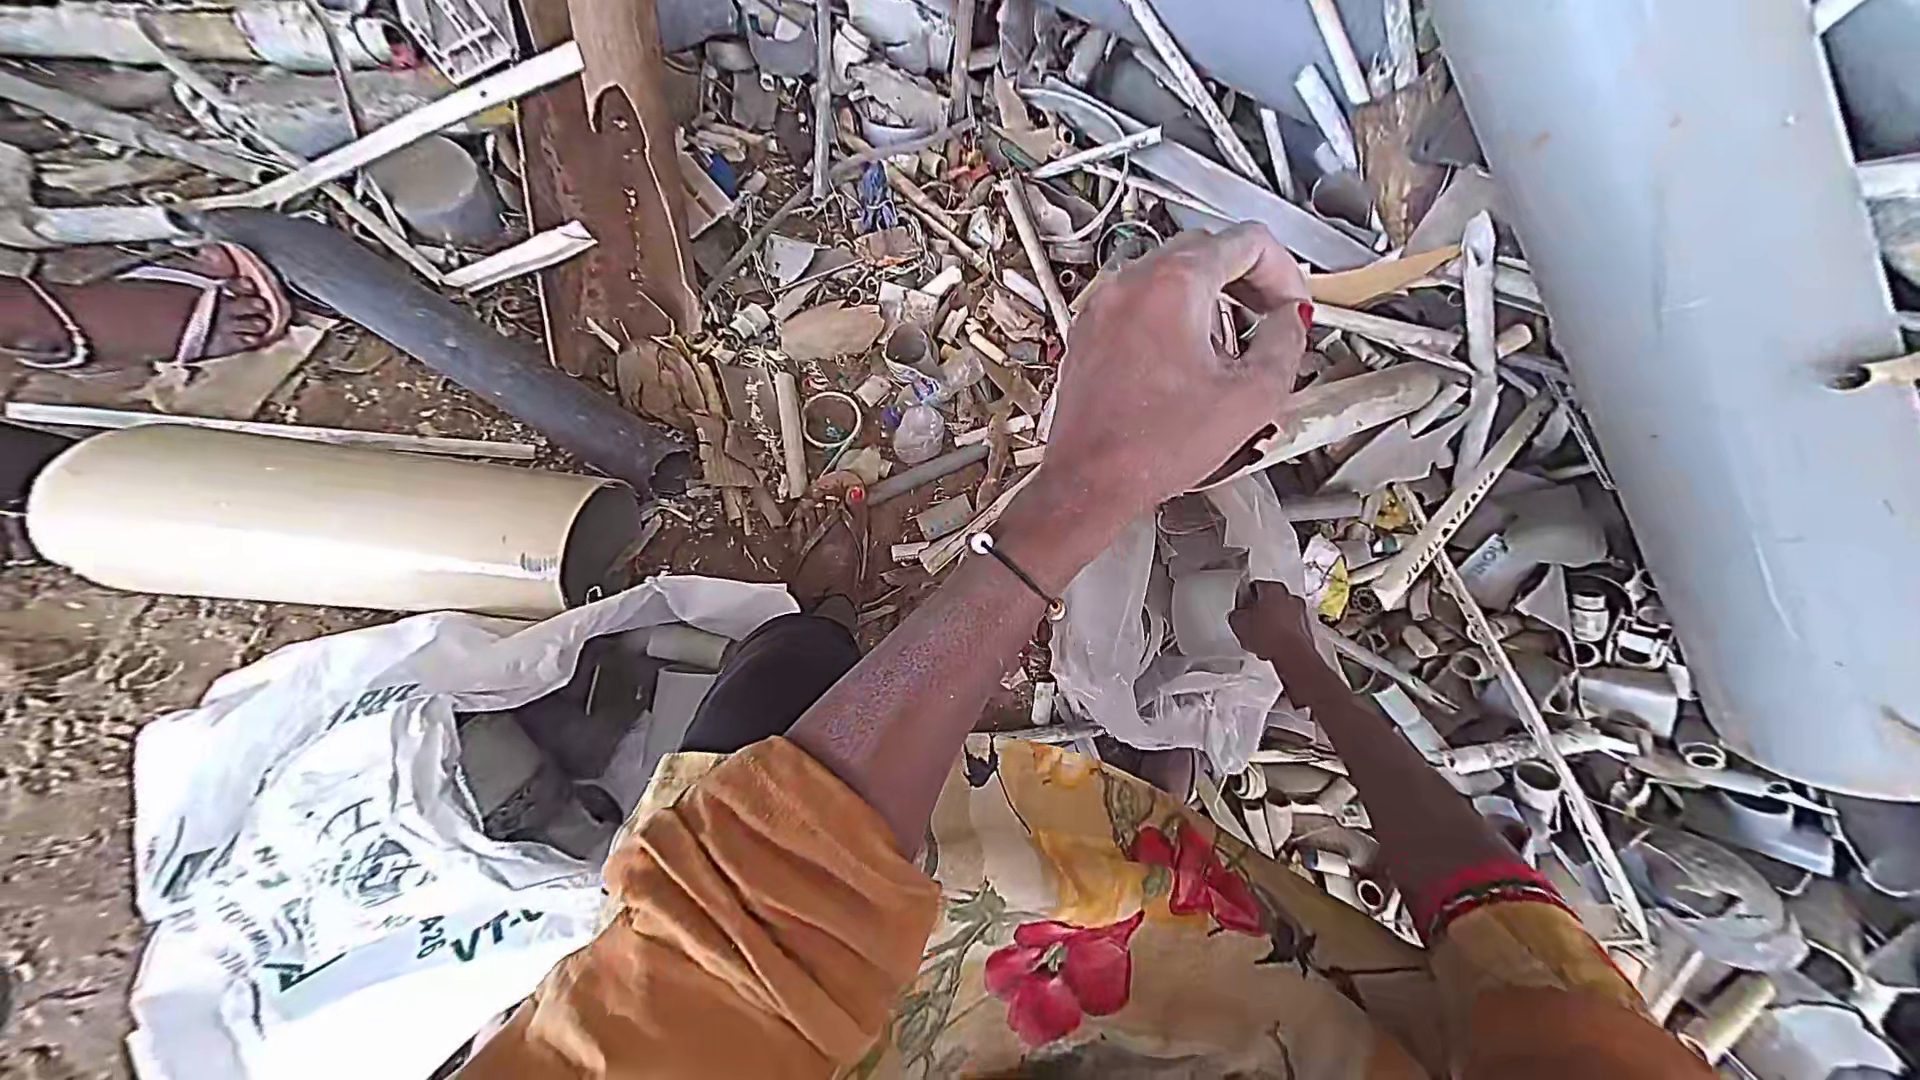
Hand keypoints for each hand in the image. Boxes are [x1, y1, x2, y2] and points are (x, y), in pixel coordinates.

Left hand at [1036, 223, 1311, 528]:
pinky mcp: (1085, 338)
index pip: (1245, 241)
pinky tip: (1181, 365)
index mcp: (1170, 285)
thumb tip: (1291, 320)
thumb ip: (1287, 341)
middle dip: (1244, 282)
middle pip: (1201, 252)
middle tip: (1265, 317)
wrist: (1089, 483)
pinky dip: (1166, 321)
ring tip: (1223, 350)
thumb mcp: (1252, 396)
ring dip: (1205, 302)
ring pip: (1165, 280)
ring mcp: (1099, 312)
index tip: (1289, 303)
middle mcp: (1127, 287)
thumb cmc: (1149, 448)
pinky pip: (1135, 309)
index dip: (1283, 271)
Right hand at [1230, 582, 1339, 697]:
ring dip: (1271, 622)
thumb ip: (1236, 614)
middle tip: (1249, 620)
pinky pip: (1290, 628)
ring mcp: (1301, 613)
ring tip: (1259, 636)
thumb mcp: (1238, 622)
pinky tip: (1271, 644)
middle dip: (1260, 609)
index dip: (1243, 597)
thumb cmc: (1269, 635)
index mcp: (1272, 588)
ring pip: (1281, 613)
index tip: (1239, 606)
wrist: (1290, 655)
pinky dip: (1281, 634)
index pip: (1254, 586)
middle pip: (1270, 599)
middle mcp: (1290, 597)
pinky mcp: (1307, 629)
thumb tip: (1238, 617)